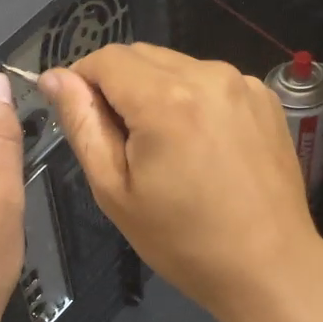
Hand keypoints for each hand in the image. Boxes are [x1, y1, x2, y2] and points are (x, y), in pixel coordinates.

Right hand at [39, 42, 322, 321]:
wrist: (268, 266)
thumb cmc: (181, 240)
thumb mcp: (114, 190)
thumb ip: (82, 125)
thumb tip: (55, 77)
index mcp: (165, 99)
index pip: (105, 58)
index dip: (81, 81)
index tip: (83, 120)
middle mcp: (208, 75)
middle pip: (141, 55)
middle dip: (118, 87)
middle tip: (122, 145)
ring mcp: (243, 83)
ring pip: (175, 65)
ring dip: (155, 92)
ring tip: (164, 150)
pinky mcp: (265, 98)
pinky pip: (210, 81)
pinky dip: (191, 100)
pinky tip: (200, 147)